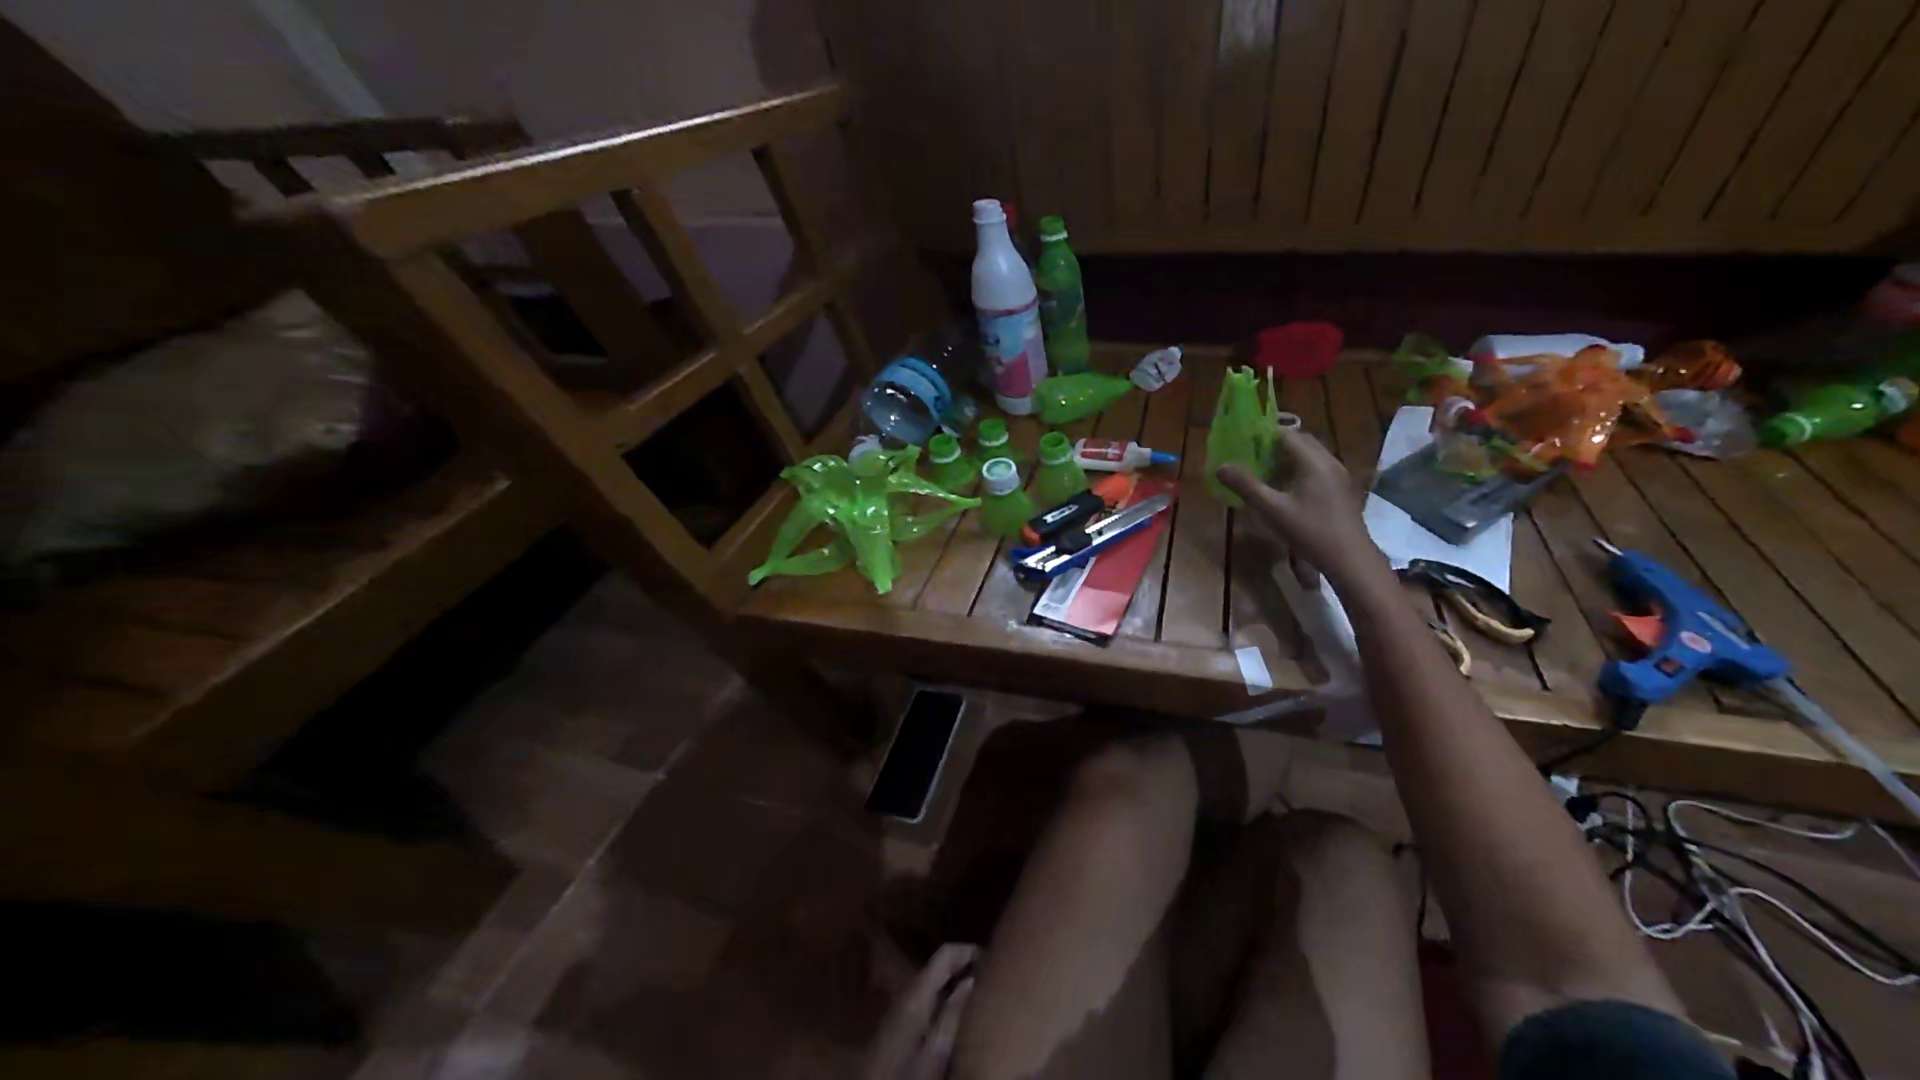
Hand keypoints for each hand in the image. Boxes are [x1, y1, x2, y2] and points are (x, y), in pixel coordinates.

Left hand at [863, 943, 977, 1079]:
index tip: (990, 959)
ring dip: (955, 979)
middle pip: (939, 964)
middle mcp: (908, 989)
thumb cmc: (908, 1073)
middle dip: (964, 965)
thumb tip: (972, 980)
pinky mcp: (901, 1016)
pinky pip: (928, 992)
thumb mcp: (938, 1049)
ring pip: (934, 978)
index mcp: (917, 992)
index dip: (967, 951)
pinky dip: (945, 992)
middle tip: (989, 976)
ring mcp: (902, 1001)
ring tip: (979, 990)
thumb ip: (954, 1013)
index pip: (945, 953)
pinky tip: (958, 1008)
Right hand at [1216, 431, 1385, 589]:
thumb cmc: (1310, 532)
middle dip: (1276, 445)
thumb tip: (1221, 467)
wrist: (1349, 558)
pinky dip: (1300, 469)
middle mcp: (1330, 462)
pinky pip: (1318, 468)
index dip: (1265, 435)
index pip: (1288, 435)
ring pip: (1311, 455)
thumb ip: (1246, 486)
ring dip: (1288, 457)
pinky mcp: (1342, 488)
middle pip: (1301, 441)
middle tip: (1252, 455)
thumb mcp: (1272, 510)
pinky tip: (1286, 488)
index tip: (1244, 442)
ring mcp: (1339, 475)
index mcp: (1314, 462)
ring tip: (1265, 471)